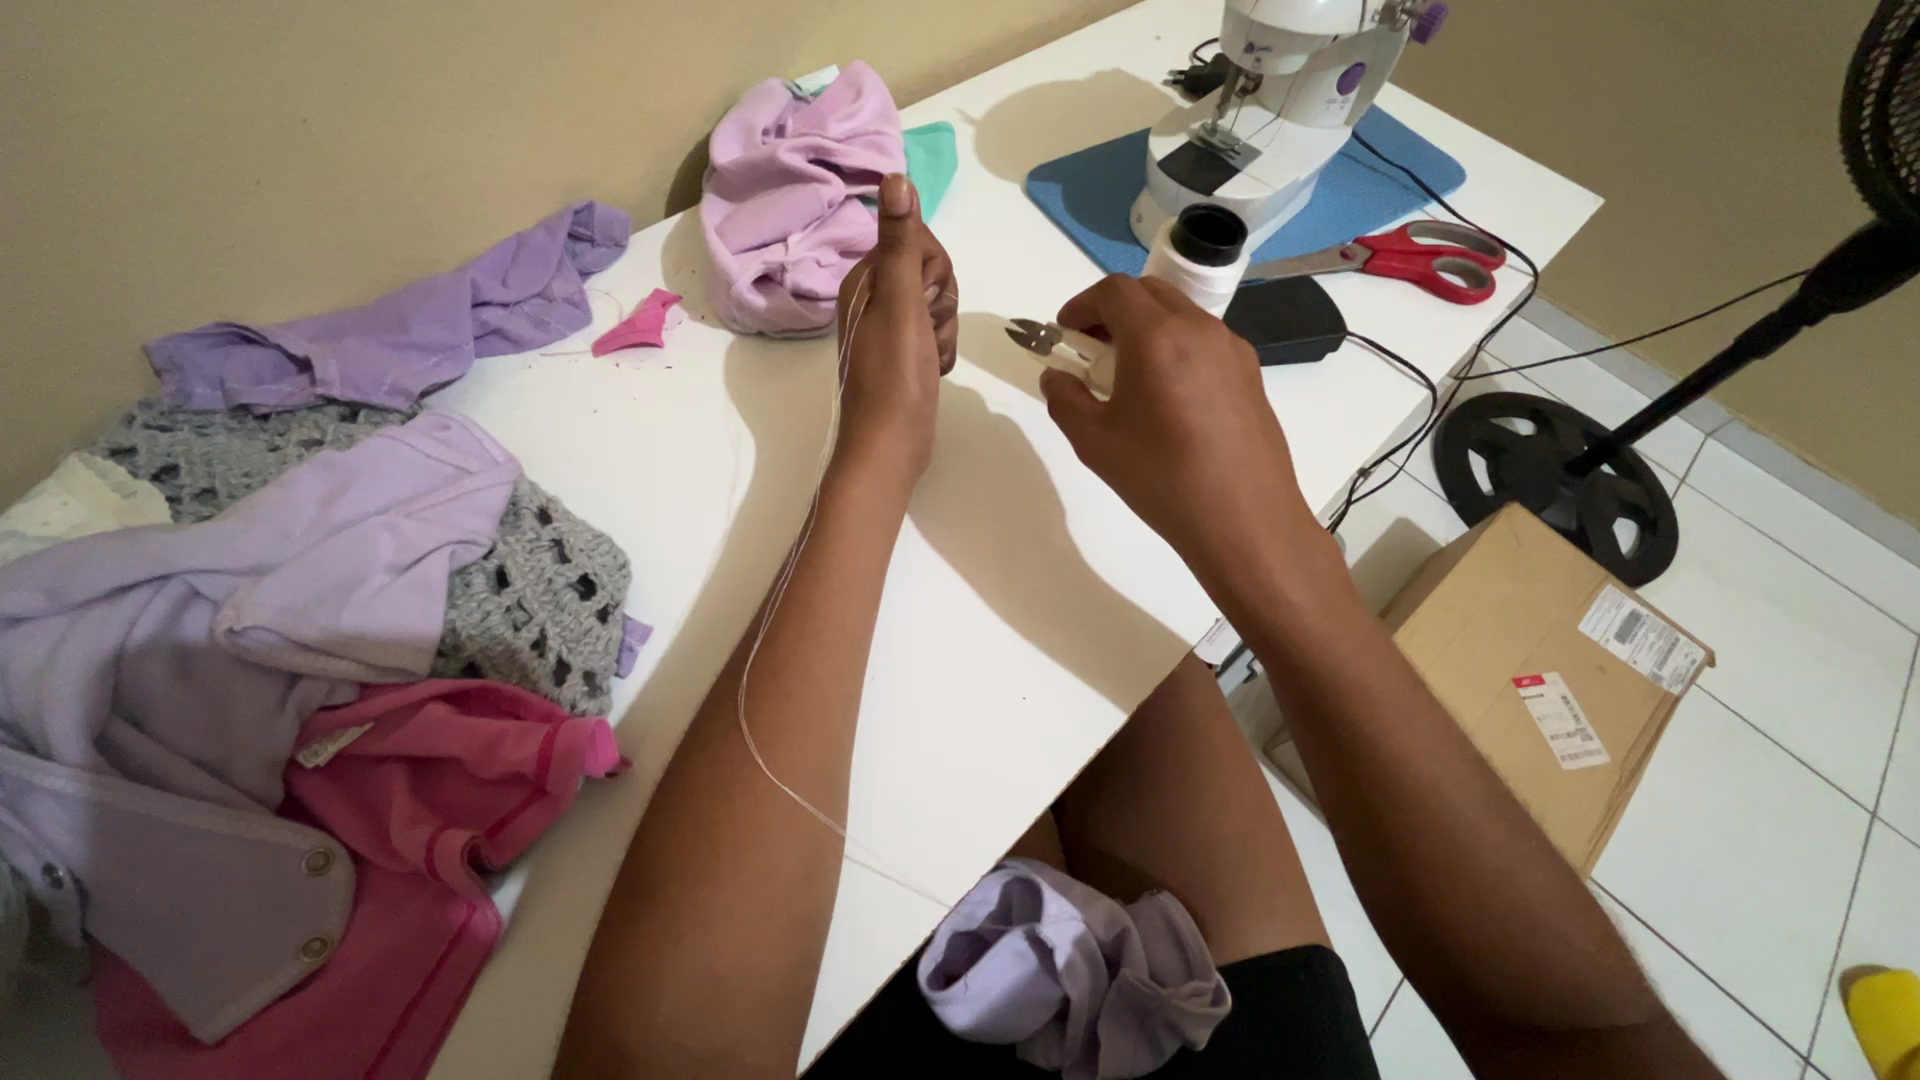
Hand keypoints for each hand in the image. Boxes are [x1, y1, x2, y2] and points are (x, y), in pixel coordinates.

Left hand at [831, 174, 958, 488]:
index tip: (922, 300)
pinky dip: (943, 351)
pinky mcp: (907, 354)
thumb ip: (900, 243)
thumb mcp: (900, 304)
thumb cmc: (894, 377)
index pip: (917, 241)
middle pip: (932, 272)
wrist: (891, 446)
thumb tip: (895, 176)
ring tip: (927, 356)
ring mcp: (892, 328)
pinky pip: (939, 334)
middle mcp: (875, 298)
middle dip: (941, 302)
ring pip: (939, 305)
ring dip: (944, 330)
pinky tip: (932, 370)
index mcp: (866, 279)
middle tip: (925, 332)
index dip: (932, 269)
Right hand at [1040, 274, 1328, 595]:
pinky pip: (1205, 343)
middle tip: (1091, 349)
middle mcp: (1199, 329)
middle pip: (1150, 293)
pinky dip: (1176, 350)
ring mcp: (1232, 350)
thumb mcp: (1095, 442)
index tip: (1066, 333)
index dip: (1082, 304)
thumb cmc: (1161, 478)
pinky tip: (1167, 399)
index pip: (1114, 292)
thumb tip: (1056, 377)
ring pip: (1181, 315)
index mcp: (1156, 337)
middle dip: (1114, 311)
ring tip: (1127, 377)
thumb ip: (1066, 400)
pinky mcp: (1251, 375)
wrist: (1243, 518)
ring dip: (1147, 329)